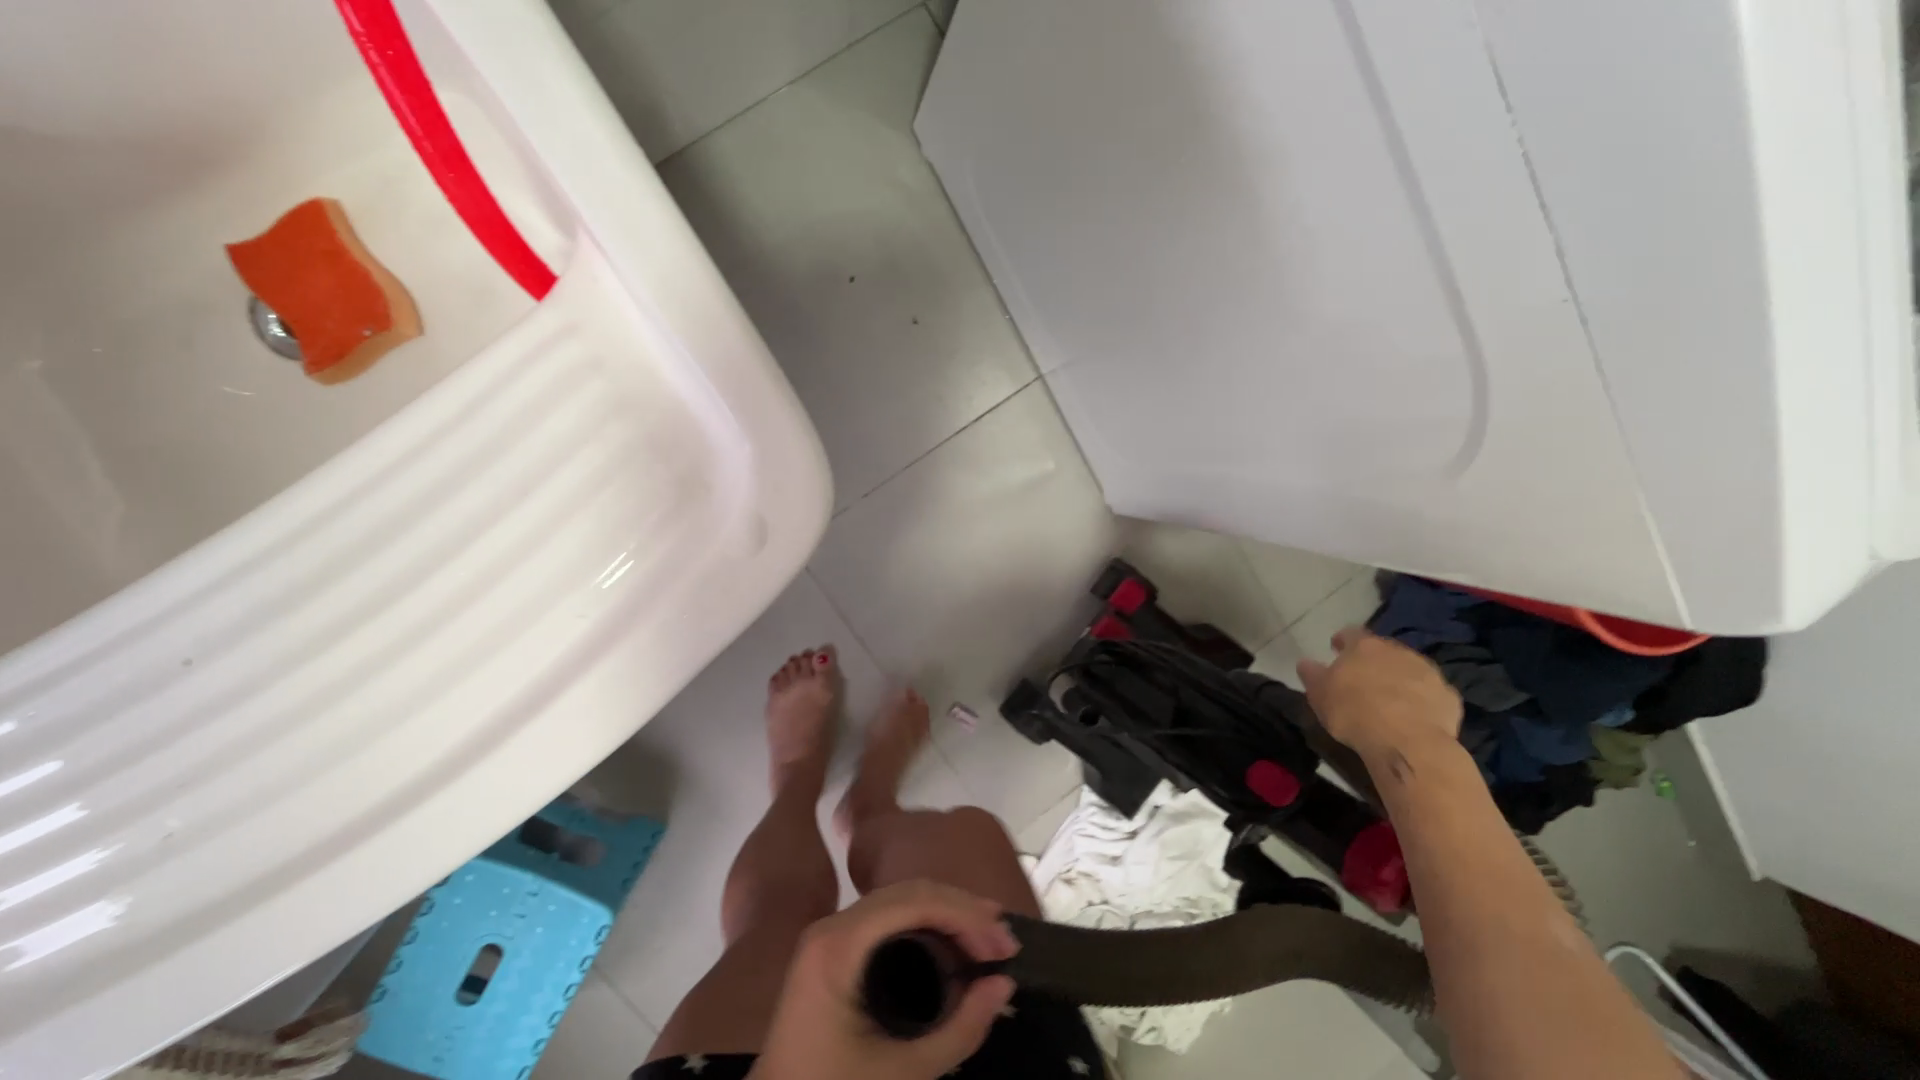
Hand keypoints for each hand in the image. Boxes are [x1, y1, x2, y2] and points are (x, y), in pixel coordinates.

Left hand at [749, 880, 1018, 1079]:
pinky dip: (926, 924)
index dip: (967, 916)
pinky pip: (886, 919)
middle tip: (1006, 944)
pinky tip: (953, 945)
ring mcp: (828, 935)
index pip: (915, 902)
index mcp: (838, 946)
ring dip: (948, 913)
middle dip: (963, 911)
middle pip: (909, 892)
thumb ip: (960, 1030)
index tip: (1005, 948)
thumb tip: (1004, 986)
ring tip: (989, 940)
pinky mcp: (832, 951)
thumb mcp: (903, 1072)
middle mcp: (831, 927)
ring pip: (900, 900)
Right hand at [1297, 627, 1462, 771]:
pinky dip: (1422, 700)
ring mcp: (1428, 672)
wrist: (1407, 741)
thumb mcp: (1319, 695)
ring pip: (1410, 669)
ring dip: (1400, 679)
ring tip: (1390, 699)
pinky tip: (1414, 717)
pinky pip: (1431, 694)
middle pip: (1384, 650)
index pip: (1351, 633)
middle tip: (1363, 678)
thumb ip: (1312, 675)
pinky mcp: (1449, 696)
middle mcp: (1398, 651)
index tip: (1336, 647)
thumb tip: (1305, 662)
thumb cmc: (1354, 712)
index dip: (1342, 640)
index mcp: (1364, 647)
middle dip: (1374, 661)